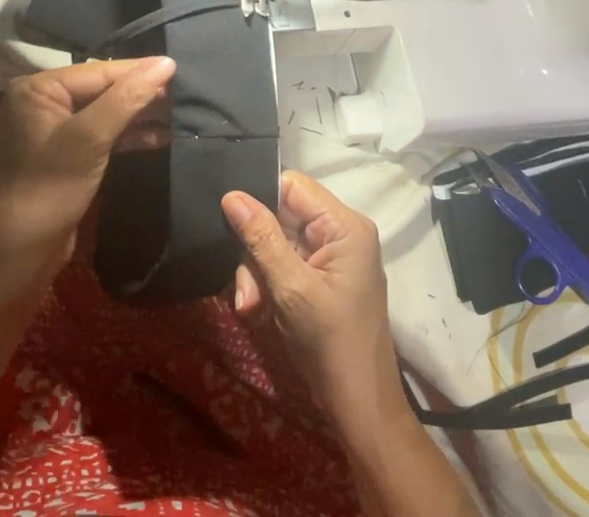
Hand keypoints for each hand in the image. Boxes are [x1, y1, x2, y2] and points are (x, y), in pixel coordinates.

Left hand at [0, 57, 175, 270]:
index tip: (179, 69)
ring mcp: (55, 128)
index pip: (98, 71)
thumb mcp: (90, 138)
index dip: (139, 71)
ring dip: (140, 115)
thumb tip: (166, 63)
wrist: (26, 250)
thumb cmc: (52, 188)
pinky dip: (129, 134)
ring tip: (178, 115)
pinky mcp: (68, 152)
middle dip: (141, 94)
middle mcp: (43, 101)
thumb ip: (127, 98)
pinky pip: (103, 133)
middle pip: (102, 89)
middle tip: (183, 95)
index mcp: (38, 88)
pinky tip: (161, 136)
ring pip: (106, 111)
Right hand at [221, 172, 399, 425]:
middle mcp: (341, 233)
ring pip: (277, 244)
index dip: (260, 199)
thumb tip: (231, 195)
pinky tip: (259, 310)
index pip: (293, 186)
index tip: (229, 222)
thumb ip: (261, 238)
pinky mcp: (321, 278)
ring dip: (257, 274)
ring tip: (250, 308)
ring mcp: (331, 257)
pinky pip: (285, 265)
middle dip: (255, 252)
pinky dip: (268, 285)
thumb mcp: (291, 288)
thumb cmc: (330, 342)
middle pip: (281, 217)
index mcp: (345, 226)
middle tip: (244, 291)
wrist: (358, 402)